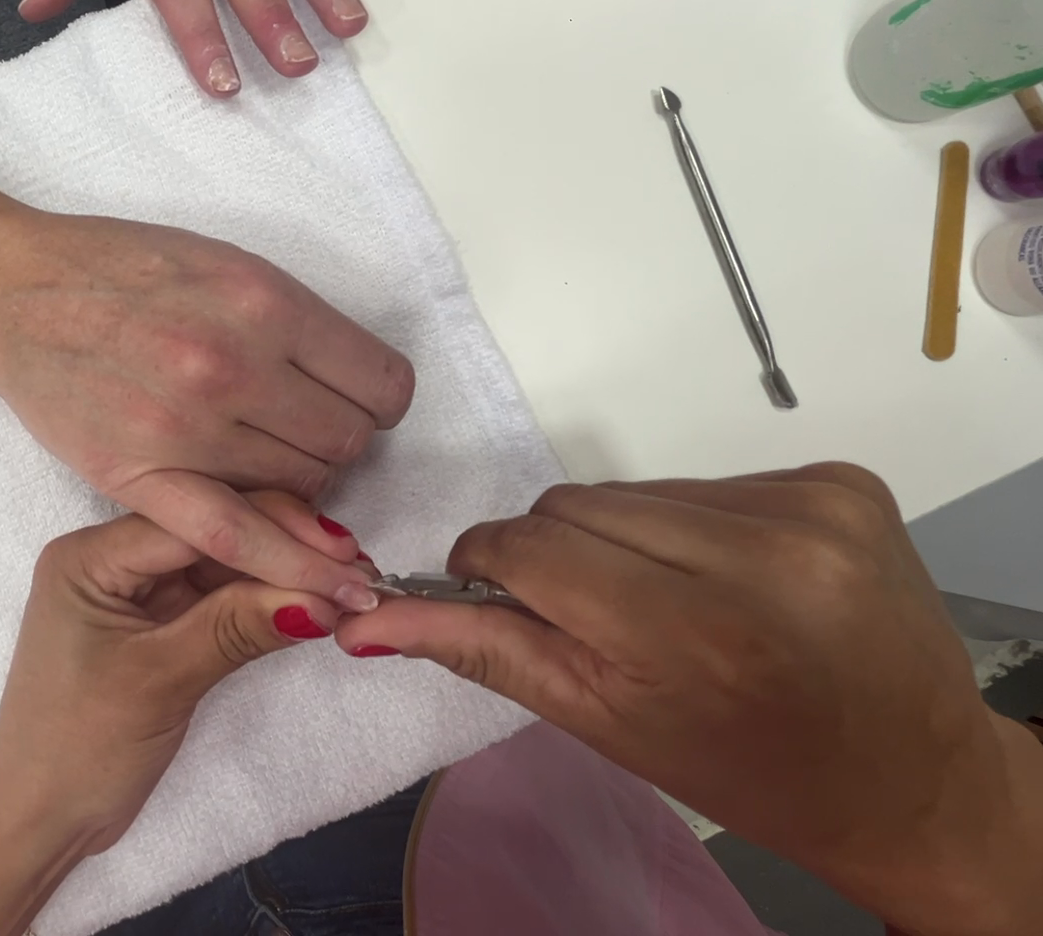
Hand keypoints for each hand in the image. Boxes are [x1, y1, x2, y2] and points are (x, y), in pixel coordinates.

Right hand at [0, 211, 410, 603]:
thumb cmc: (115, 265)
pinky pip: (235, 537)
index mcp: (262, 301)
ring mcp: (183, 429)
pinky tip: (330, 589)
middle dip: (337, 440)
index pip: (380, 383)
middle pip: (348, 441)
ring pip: (304, 489)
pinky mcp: (137, 477)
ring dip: (302, 483)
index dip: (376, 398)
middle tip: (298, 428)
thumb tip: (346, 384)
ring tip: (261, 457)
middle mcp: (231, 366)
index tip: (353, 401)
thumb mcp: (220, 259)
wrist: (12, 294)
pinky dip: (292, 568)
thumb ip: (291, 320)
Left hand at [0, 494, 350, 935]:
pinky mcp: (152, 619)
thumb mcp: (159, 681)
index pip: (190, 524)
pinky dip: (257, 601)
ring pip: (214, 564)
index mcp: (89, 554)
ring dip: (277, 574)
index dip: (269, 534)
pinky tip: (306, 600)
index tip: (343, 555)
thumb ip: (236, 628)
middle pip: (205, 534)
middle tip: (358, 565)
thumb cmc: (81, 745)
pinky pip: (210, 595)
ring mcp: (132, 588)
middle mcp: (109, 556)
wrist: (39, 818)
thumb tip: (328, 596)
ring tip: (349, 580)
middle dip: (280, 549)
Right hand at [336, 463, 1042, 935]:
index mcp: (690, 631)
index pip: (525, 546)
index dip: (491, 563)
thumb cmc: (732, 765)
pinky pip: (694, 481)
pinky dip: (681, 523)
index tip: (497, 590)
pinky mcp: (841, 484)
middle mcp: (760, 555)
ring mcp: (811, 509)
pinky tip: (721, 573)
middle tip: (596, 610)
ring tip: (663, 594)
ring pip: (624, 491)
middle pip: (568, 507)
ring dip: (616, 535)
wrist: (914, 783)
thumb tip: (353, 622)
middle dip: (555, 552)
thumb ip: (470, 647)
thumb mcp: (589, 714)